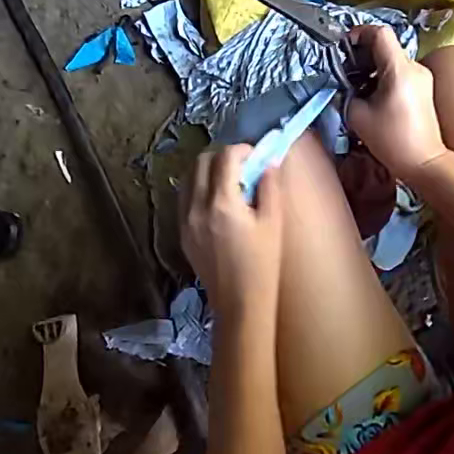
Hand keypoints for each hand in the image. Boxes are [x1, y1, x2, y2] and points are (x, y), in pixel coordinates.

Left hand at [181, 145, 283, 320]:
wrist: (239, 302)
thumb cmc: (262, 264)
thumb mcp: (273, 223)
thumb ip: (269, 187)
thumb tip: (269, 161)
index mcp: (222, 203)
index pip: (225, 157)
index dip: (242, 150)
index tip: (256, 158)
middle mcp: (197, 207)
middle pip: (201, 162)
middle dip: (223, 157)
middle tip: (244, 168)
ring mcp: (184, 220)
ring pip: (189, 178)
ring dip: (208, 171)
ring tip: (230, 184)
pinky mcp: (181, 232)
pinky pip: (184, 198)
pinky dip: (199, 189)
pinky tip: (218, 203)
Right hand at [345, 26, 448, 179]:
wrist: (424, 163)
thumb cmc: (391, 140)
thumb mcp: (357, 116)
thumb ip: (347, 93)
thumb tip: (346, 85)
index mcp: (399, 70)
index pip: (381, 33)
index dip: (360, 33)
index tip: (345, 47)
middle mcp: (415, 67)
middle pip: (387, 46)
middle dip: (363, 54)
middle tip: (346, 70)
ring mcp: (423, 78)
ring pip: (393, 60)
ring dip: (373, 68)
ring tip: (358, 87)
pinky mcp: (425, 89)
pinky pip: (402, 73)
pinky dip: (385, 77)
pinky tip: (374, 97)